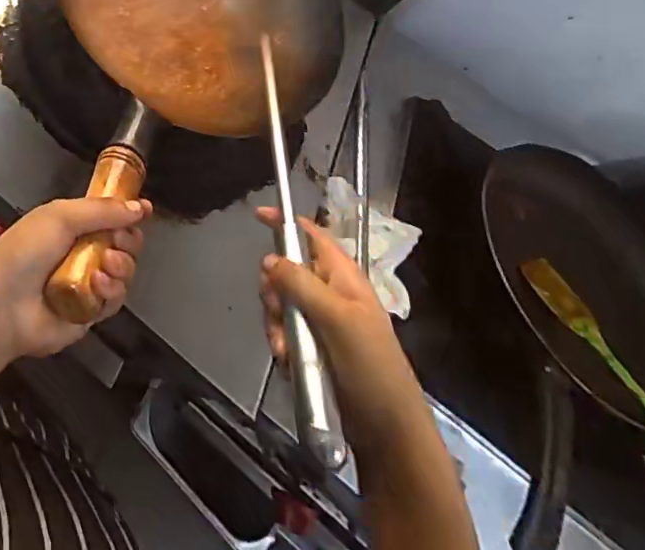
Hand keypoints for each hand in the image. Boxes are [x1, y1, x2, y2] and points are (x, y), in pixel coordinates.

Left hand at [0, 197, 151, 358]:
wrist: (2, 304)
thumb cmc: (24, 252)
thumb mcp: (60, 216)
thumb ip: (102, 210)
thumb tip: (139, 207)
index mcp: (70, 226)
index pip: (108, 217)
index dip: (127, 213)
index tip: (144, 211)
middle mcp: (81, 253)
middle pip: (123, 244)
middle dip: (128, 240)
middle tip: (118, 241)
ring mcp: (86, 283)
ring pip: (124, 272)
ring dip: (122, 265)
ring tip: (106, 265)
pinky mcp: (90, 312)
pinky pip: (115, 300)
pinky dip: (112, 290)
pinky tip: (97, 285)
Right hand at [256, 207, 419, 436]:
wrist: (387, 429)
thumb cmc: (371, 365)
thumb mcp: (338, 319)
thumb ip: (301, 285)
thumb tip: (268, 258)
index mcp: (343, 276)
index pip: (311, 236)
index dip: (286, 223)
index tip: (257, 216)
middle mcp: (329, 292)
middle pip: (286, 270)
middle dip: (274, 288)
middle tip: (278, 309)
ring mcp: (320, 320)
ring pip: (280, 303)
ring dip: (276, 322)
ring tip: (286, 348)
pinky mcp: (312, 346)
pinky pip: (283, 331)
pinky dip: (280, 342)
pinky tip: (288, 360)